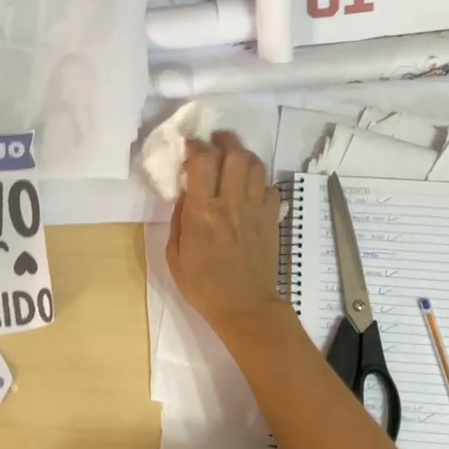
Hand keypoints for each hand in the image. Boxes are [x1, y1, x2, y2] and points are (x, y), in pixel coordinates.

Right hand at [167, 131, 294, 344]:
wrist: (245, 306)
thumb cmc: (203, 285)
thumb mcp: (175, 255)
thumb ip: (178, 220)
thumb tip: (185, 195)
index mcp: (203, 213)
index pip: (203, 161)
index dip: (196, 146)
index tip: (189, 148)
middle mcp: (231, 204)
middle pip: (235, 154)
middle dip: (224, 141)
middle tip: (214, 142)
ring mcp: (256, 210)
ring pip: (256, 165)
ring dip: (243, 156)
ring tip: (232, 159)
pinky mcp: (272, 219)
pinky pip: (270, 187)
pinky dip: (259, 181)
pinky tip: (249, 188)